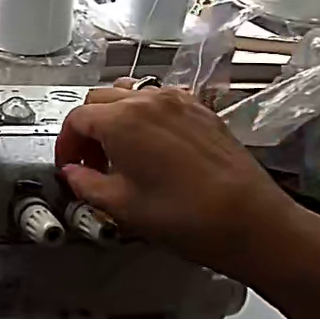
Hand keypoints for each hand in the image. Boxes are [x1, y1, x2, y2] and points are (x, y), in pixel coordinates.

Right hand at [55, 80, 304, 279]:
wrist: (254, 224)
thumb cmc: (189, 216)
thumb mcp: (119, 206)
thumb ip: (84, 184)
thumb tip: (73, 175)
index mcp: (121, 121)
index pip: (75, 119)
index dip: (65, 144)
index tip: (69, 165)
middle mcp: (149, 102)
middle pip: (98, 100)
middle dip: (87, 129)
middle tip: (90, 161)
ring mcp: (179, 103)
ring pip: (128, 93)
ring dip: (113, 116)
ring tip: (119, 149)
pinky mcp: (202, 112)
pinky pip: (160, 100)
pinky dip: (145, 115)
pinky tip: (151, 145)